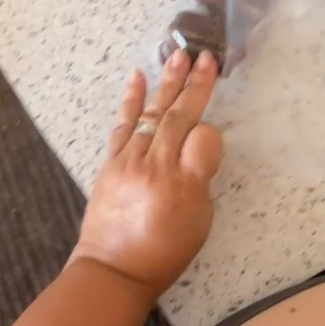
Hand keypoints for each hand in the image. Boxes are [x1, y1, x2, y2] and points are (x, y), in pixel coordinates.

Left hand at [72, 49, 224, 298]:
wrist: (113, 270)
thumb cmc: (164, 251)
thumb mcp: (200, 221)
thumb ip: (201, 179)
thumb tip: (196, 151)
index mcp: (185, 184)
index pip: (206, 139)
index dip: (212, 137)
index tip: (212, 142)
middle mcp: (156, 166)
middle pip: (180, 116)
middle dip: (196, 86)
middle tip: (207, 58)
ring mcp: (130, 160)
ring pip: (153, 114)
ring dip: (168, 83)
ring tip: (180, 56)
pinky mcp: (112, 162)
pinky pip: (124, 125)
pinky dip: (132, 100)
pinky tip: (138, 77)